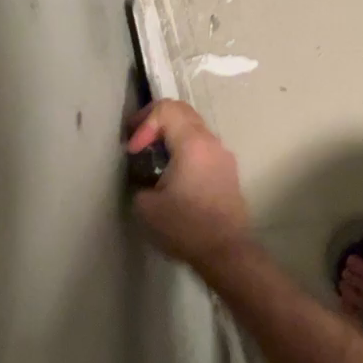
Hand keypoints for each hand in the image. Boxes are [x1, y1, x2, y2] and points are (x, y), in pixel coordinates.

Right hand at [127, 100, 252, 269]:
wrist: (226, 252)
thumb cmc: (185, 226)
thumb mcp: (147, 206)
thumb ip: (141, 180)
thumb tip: (147, 178)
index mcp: (193, 143)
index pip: (166, 109)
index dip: (143, 124)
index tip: (134, 151)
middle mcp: (211, 141)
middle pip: (182, 111)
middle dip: (155, 120)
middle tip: (136, 139)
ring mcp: (223, 155)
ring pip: (194, 127)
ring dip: (171, 134)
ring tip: (153, 155)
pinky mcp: (228, 171)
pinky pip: (203, 146)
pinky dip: (184, 147)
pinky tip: (173, 172)